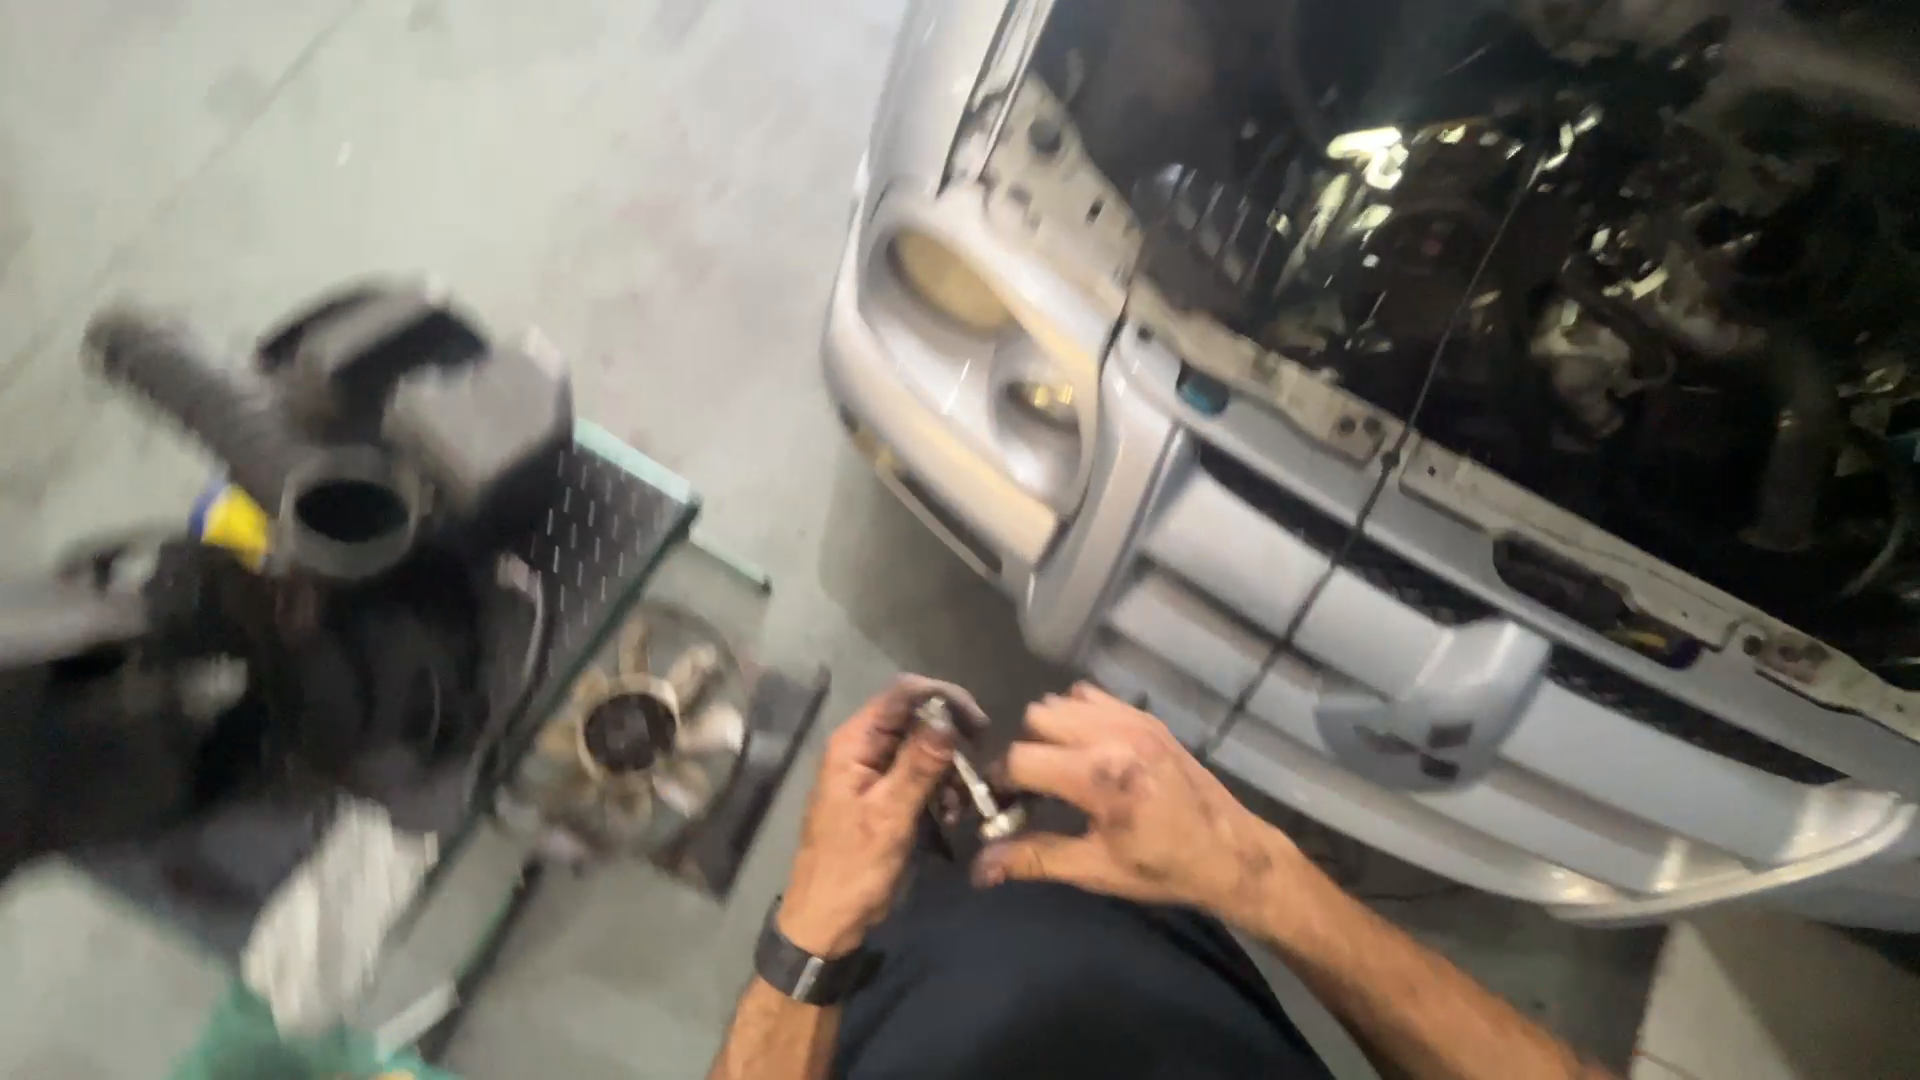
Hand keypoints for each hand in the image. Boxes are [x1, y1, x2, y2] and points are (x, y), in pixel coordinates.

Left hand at [777, 675, 958, 957]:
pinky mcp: (890, 794)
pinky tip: (950, 815)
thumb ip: (917, 765)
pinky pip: (923, 774)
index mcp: (855, 742)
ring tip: (959, 802)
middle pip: (917, 717)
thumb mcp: (888, 816)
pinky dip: (942, 788)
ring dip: (949, 769)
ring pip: (925, 747)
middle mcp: (866, 747)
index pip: (903, 694)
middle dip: (950, 738)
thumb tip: (947, 719)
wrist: (829, 921)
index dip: (943, 698)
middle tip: (978, 763)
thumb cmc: (851, 867)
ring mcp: (878, 770)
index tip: (978, 725)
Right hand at [974, 683, 1297, 927]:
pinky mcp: (1144, 715)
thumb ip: (1034, 859)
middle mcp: (1111, 735)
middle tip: (1035, 787)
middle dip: (1026, 751)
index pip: (1021, 758)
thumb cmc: (1163, 868)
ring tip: (1061, 766)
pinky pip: (1090, 695)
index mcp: (1099, 777)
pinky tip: (1087, 747)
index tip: (1003, 802)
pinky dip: (1077, 715)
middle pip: (1036, 719)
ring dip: (1050, 730)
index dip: (1001, 781)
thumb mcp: (1097, 870)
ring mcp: (1130, 719)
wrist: (1233, 853)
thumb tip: (979, 869)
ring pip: (1060, 702)